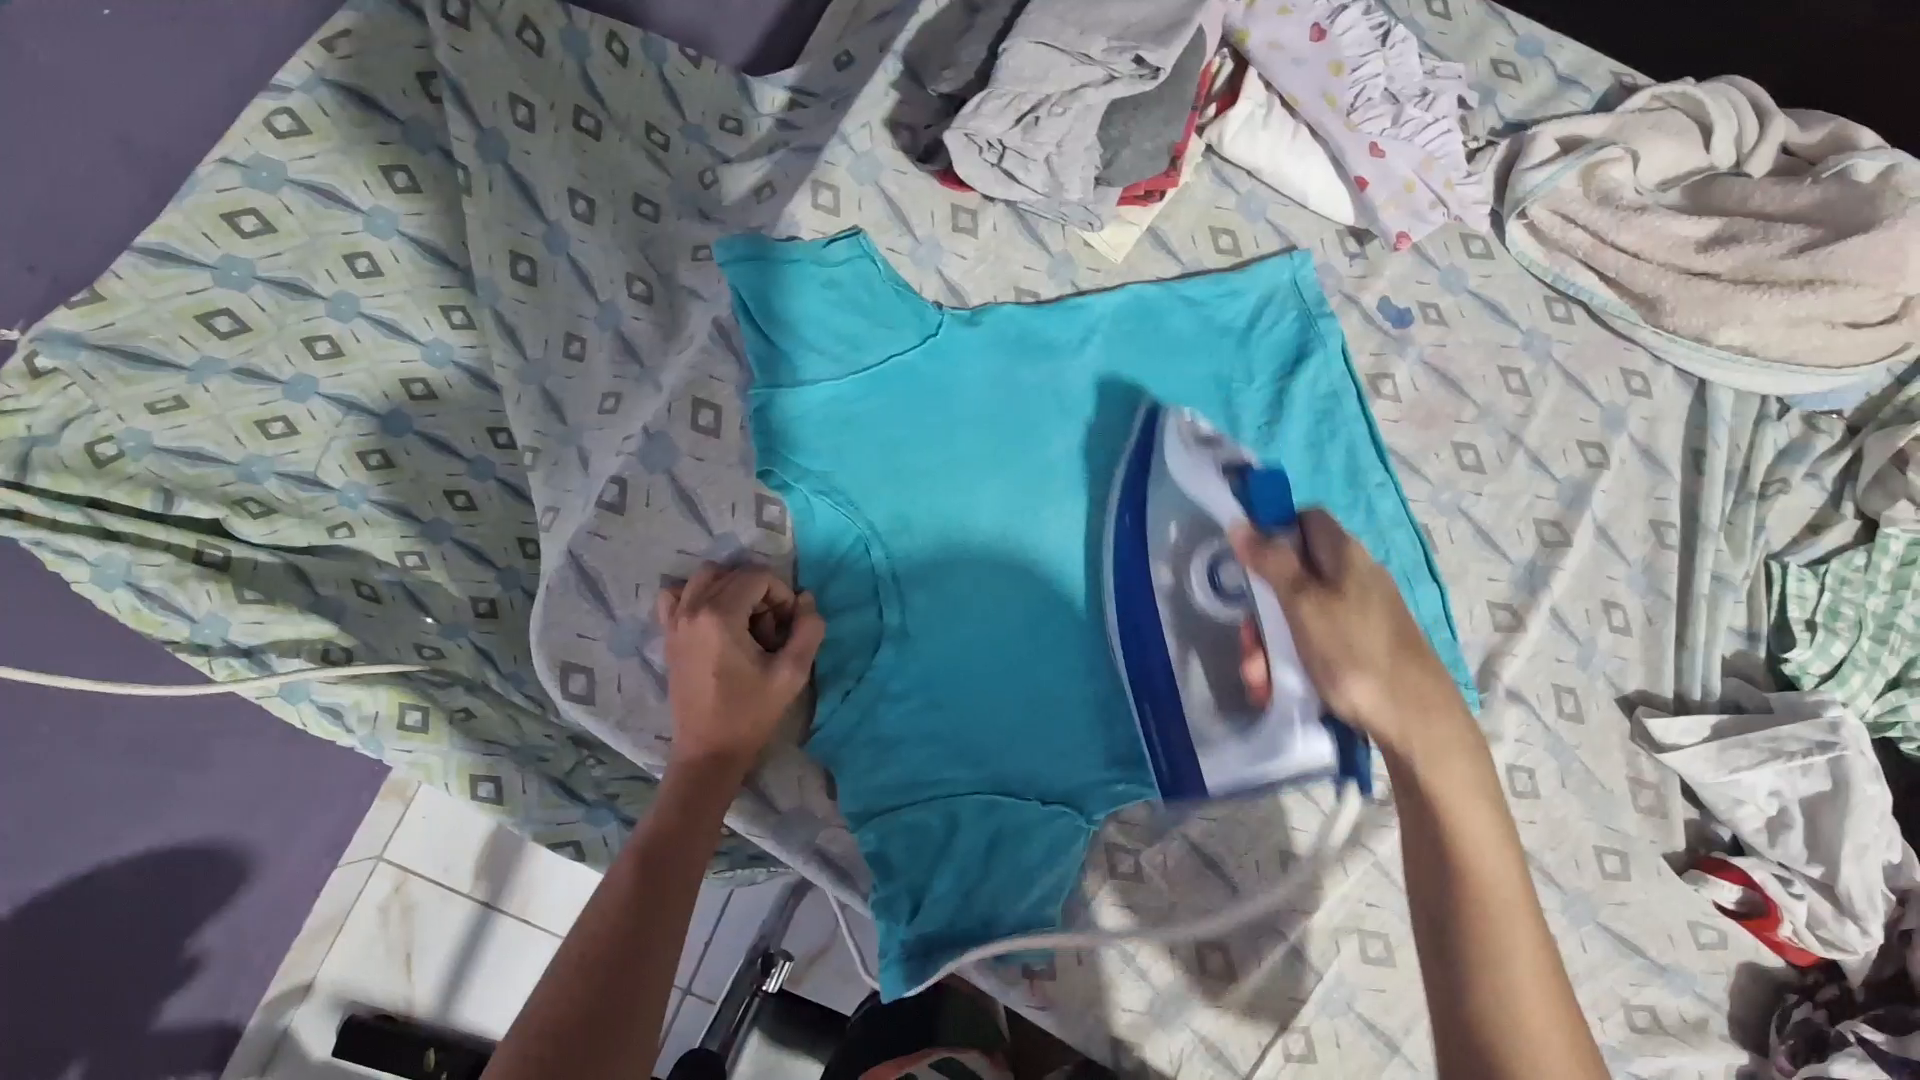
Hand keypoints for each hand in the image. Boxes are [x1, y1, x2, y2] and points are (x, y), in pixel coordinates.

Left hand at [657, 562, 825, 776]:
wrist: (708, 751)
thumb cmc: (751, 714)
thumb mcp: (792, 673)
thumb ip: (808, 630)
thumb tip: (806, 600)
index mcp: (720, 615)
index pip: (758, 576)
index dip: (782, 595)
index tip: (787, 627)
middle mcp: (691, 609)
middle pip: (733, 573)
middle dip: (759, 593)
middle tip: (770, 630)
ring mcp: (674, 621)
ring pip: (705, 577)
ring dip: (731, 589)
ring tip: (745, 623)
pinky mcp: (668, 635)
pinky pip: (677, 596)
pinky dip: (697, 597)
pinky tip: (714, 621)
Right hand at [1231, 509, 1473, 756]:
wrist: (1413, 718)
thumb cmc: (1353, 652)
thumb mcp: (1303, 604)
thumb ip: (1271, 562)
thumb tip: (1240, 523)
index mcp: (1344, 555)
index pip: (1304, 519)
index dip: (1273, 531)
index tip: (1247, 561)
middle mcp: (1352, 577)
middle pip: (1291, 575)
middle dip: (1261, 611)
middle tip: (1249, 640)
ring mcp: (1355, 614)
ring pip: (1295, 616)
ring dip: (1268, 645)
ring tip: (1260, 679)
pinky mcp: (1356, 647)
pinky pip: (1311, 643)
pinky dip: (1289, 662)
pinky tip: (1275, 689)